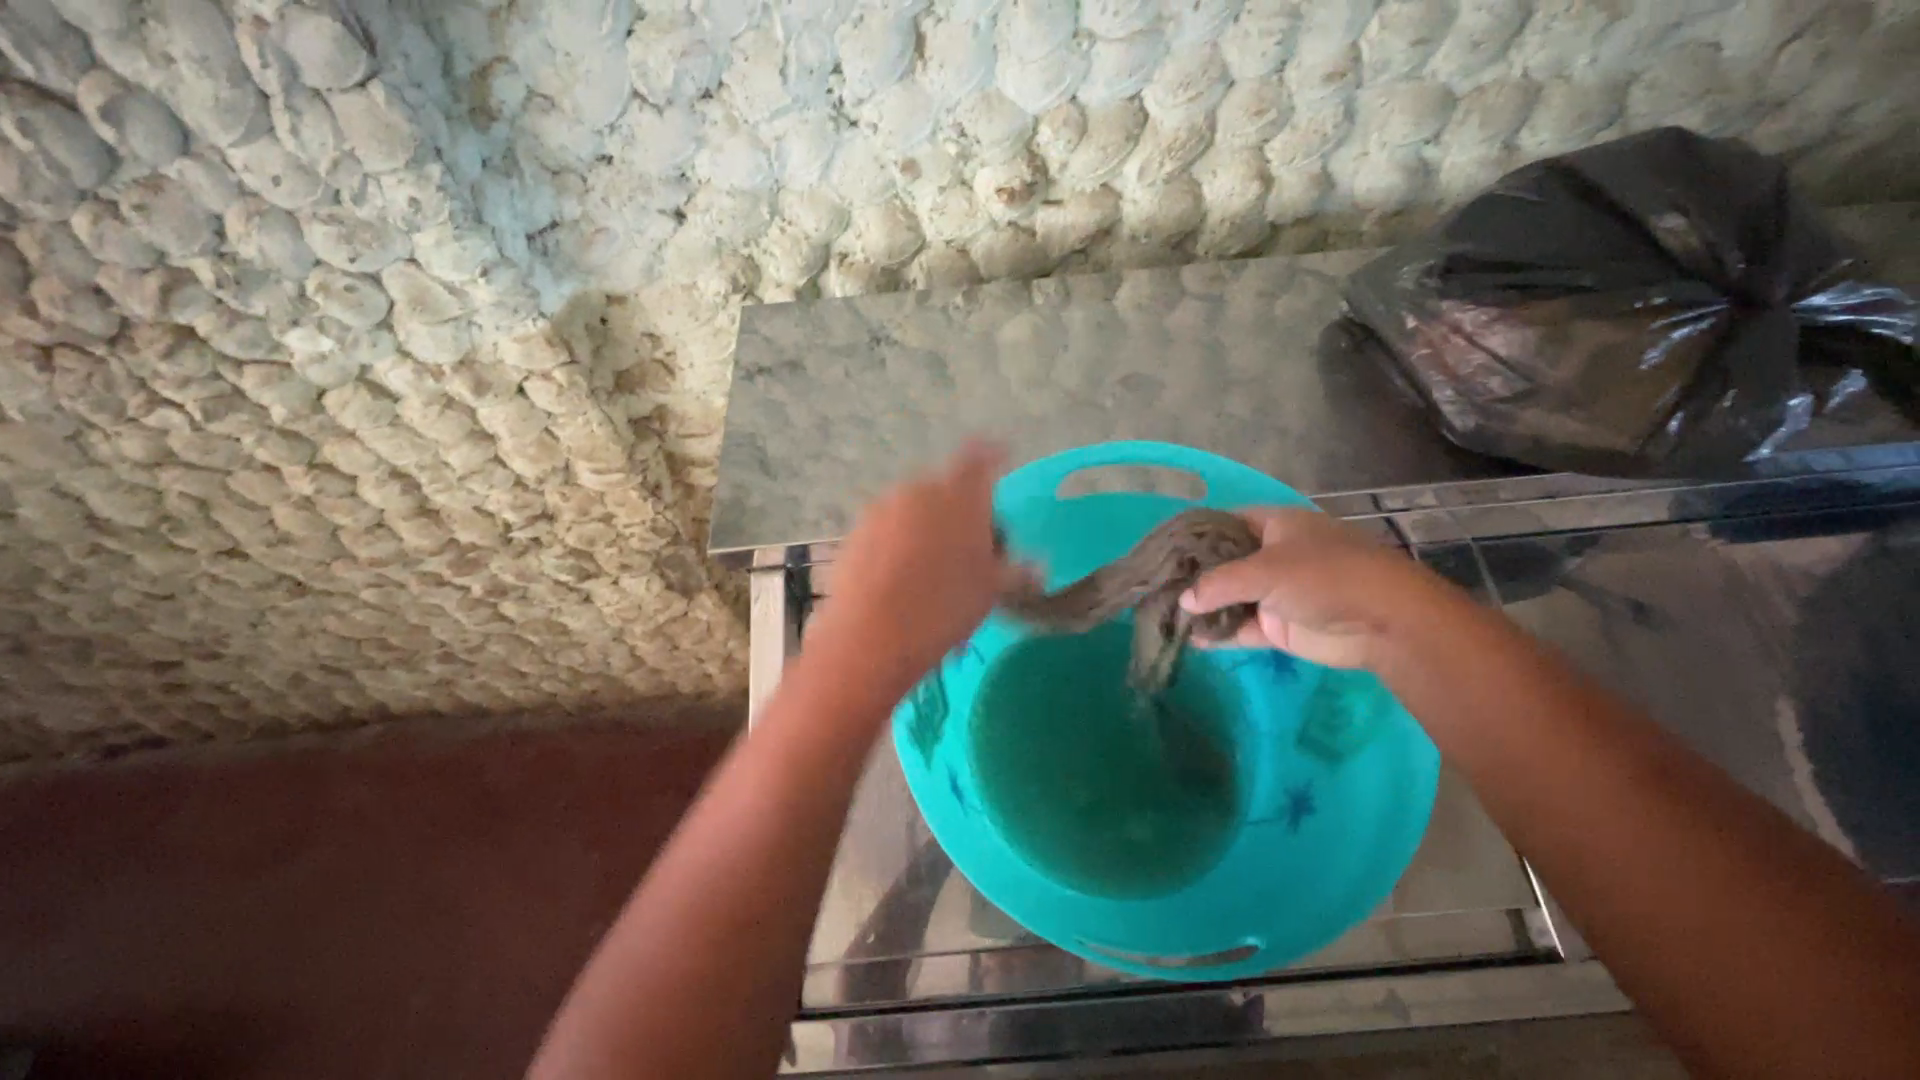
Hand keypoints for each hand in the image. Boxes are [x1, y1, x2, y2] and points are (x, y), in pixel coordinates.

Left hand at [805, 442, 1022, 696]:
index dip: (993, 456)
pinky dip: (898, 546)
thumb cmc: (945, 607)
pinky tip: (901, 583)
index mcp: (961, 494)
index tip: (1001, 461)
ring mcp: (882, 509)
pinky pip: (887, 531)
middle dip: (959, 512)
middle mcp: (920, 489)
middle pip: (946, 490)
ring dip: (926, 531)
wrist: (871, 634)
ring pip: (914, 513)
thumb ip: (1016, 572)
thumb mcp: (992, 592)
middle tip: (971, 551)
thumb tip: (1037, 567)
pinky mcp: (855, 533)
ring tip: (933, 575)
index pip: (981, 458)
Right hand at [1180, 508, 1457, 670]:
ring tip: (1164, 615)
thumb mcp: (1266, 570)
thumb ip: (1219, 583)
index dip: (1194, 535)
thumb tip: (1183, 600)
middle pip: (1223, 563)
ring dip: (1203, 607)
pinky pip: (1241, 627)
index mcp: (1274, 525)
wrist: (1382, 620)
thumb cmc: (1325, 576)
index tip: (1162, 550)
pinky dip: (1220, 632)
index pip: (1224, 523)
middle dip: (1193, 576)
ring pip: (1230, 598)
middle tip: (1155, 586)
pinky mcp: (1280, 627)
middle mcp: (1272, 555)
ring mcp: (1276, 593)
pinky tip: (1191, 639)